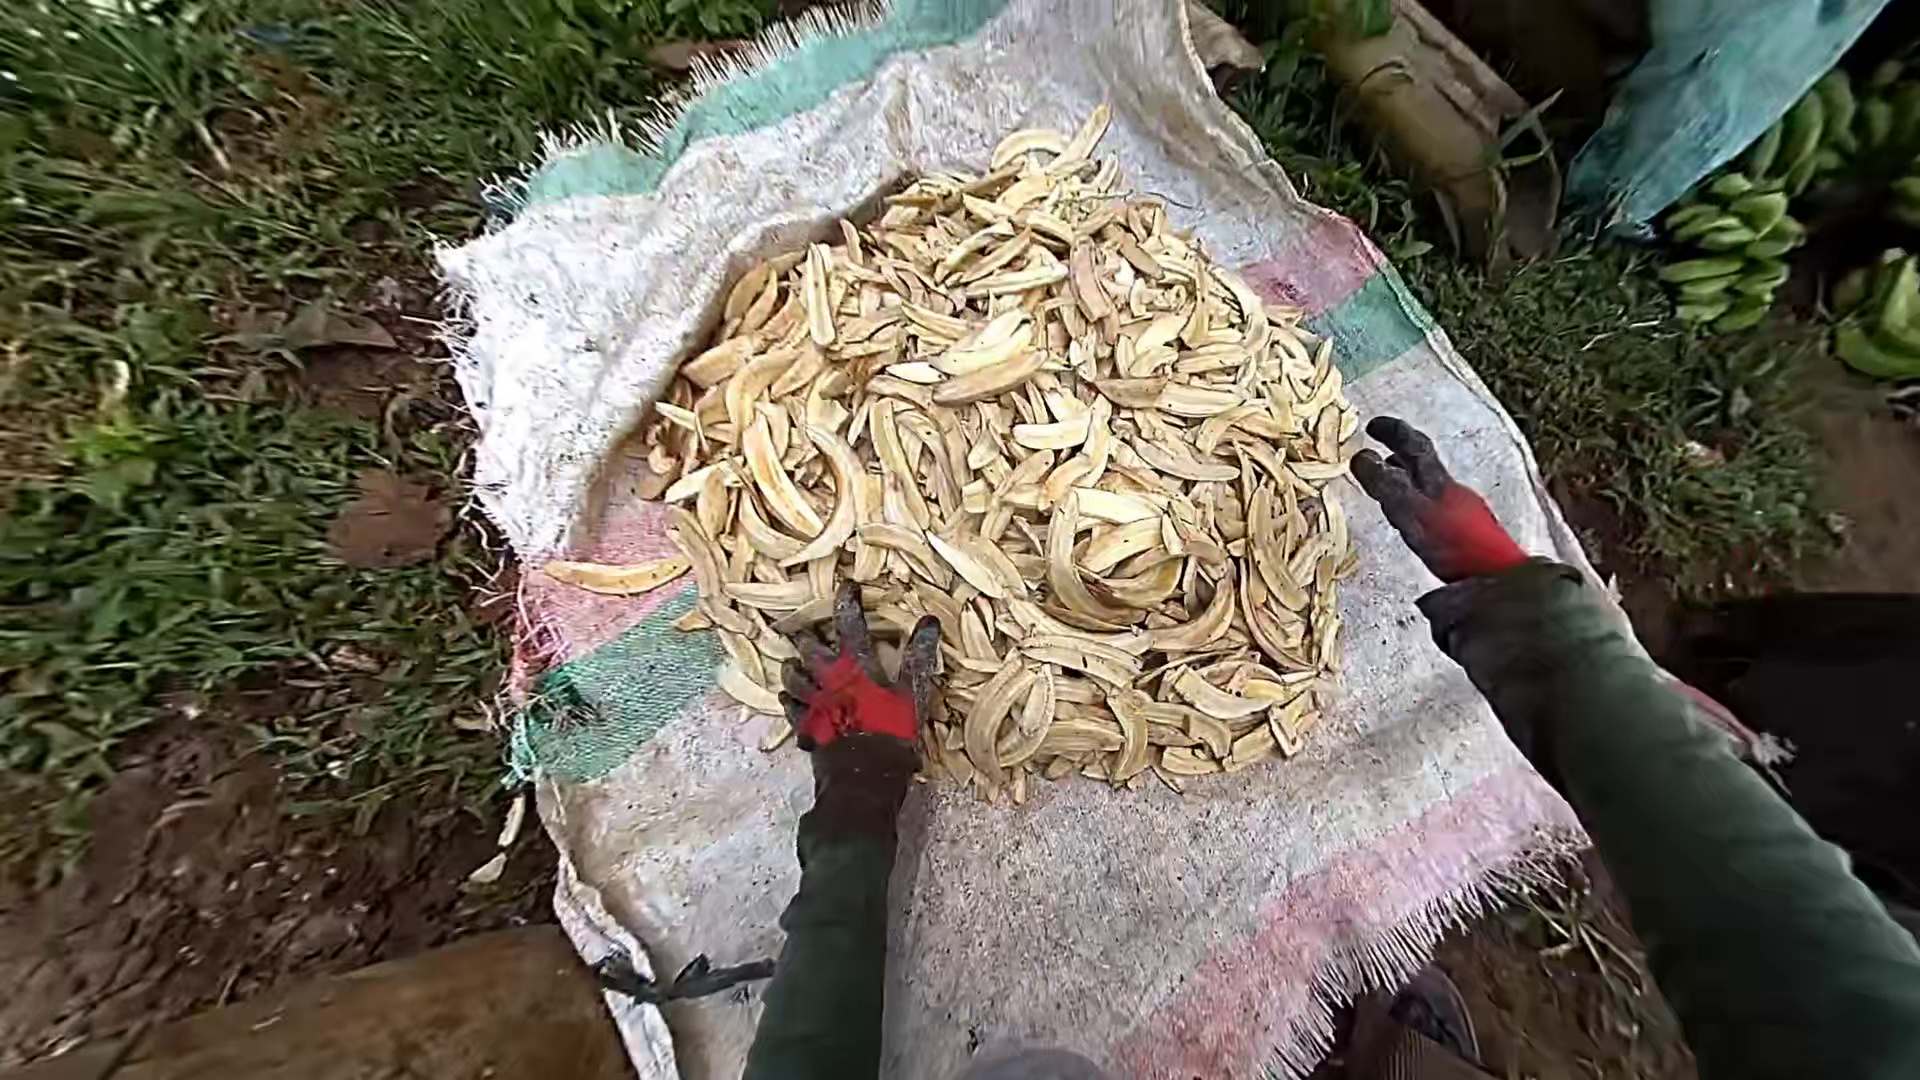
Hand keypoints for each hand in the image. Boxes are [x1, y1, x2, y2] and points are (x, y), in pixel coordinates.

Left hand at [782, 580, 941, 751]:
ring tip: (792, 661)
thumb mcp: (913, 696)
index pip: (850, 625)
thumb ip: (919, 658)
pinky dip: (788, 698)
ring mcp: (812, 704)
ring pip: (793, 676)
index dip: (848, 602)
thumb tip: (929, 621)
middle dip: (808, 636)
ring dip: (793, 666)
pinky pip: (789, 707)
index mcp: (855, 667)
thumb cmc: (891, 737)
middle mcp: (827, 680)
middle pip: (810, 649)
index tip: (847, 586)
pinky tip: (788, 697)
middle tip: (805, 628)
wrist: (860, 783)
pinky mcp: (803, 727)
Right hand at [1351, 417, 1526, 582]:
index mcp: (1438, 483)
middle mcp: (1449, 491)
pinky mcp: (1460, 532)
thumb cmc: (1453, 544)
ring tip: (1384, 480)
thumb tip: (1360, 457)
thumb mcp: (1410, 511)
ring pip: (1426, 483)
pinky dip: (1411, 498)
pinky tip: (1407, 512)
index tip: (1374, 425)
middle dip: (1399, 453)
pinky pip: (1429, 502)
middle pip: (1422, 464)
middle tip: (1375, 451)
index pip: (1415, 447)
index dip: (1395, 432)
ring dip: (1404, 477)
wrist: (1497, 579)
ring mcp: (1458, 511)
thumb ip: (1385, 485)